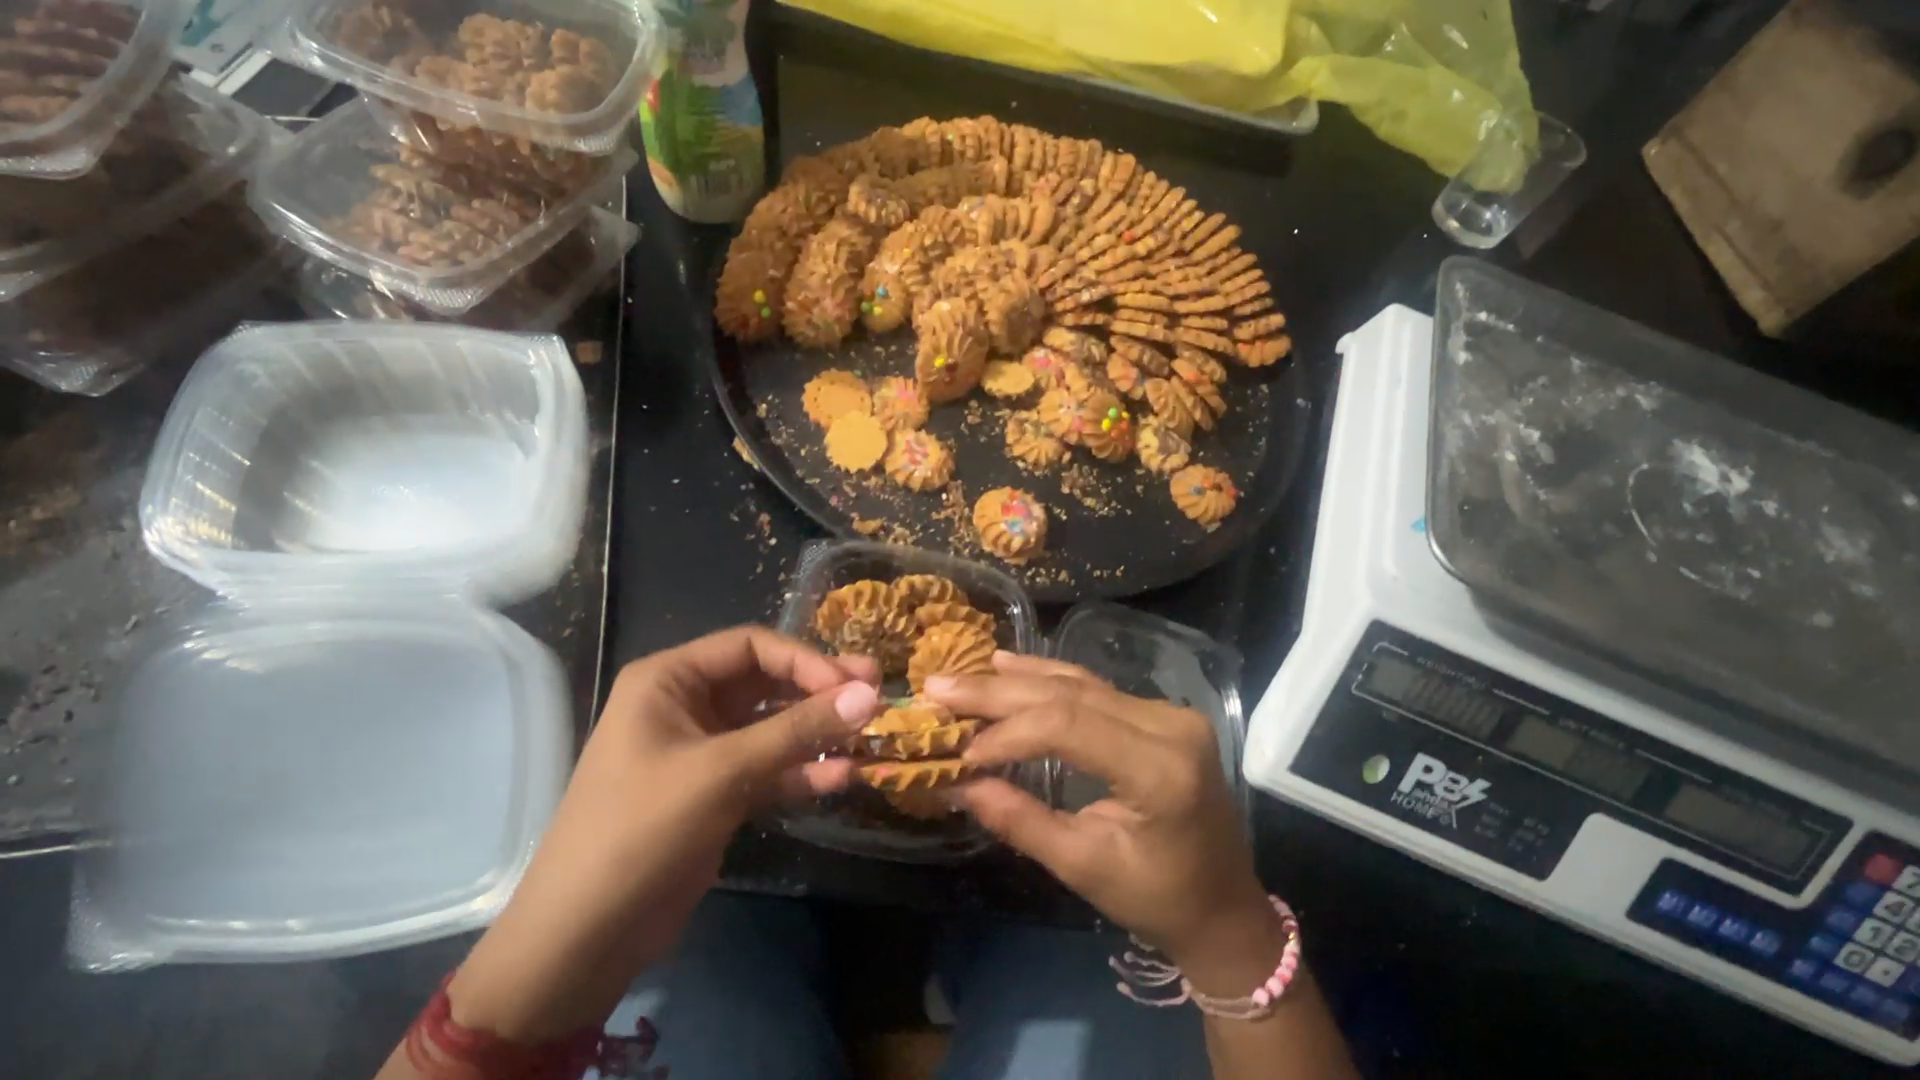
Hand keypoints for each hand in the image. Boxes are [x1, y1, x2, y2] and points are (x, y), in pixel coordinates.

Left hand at [448, 627, 880, 1040]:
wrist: (585, 932)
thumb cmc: (641, 830)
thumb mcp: (721, 772)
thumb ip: (797, 731)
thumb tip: (869, 695)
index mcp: (668, 680)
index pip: (751, 647)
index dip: (806, 660)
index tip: (853, 687)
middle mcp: (685, 705)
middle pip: (765, 683)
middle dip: (819, 692)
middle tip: (877, 696)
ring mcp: (701, 752)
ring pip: (771, 728)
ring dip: (816, 734)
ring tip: (870, 739)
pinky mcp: (715, 794)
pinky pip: (767, 769)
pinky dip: (801, 772)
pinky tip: (841, 780)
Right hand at [927, 653, 1283, 992]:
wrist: (1223, 906)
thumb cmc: (1156, 898)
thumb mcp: (1082, 866)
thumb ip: (1018, 818)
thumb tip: (954, 782)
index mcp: (1159, 769)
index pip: (1067, 726)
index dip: (1006, 732)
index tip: (958, 750)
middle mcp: (1170, 725)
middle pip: (1070, 695)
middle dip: (998, 694)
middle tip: (939, 689)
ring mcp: (1171, 713)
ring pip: (1080, 683)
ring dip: (1017, 680)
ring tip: (962, 676)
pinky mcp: (1164, 714)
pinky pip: (1097, 689)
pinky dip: (1049, 679)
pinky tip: (1009, 665)